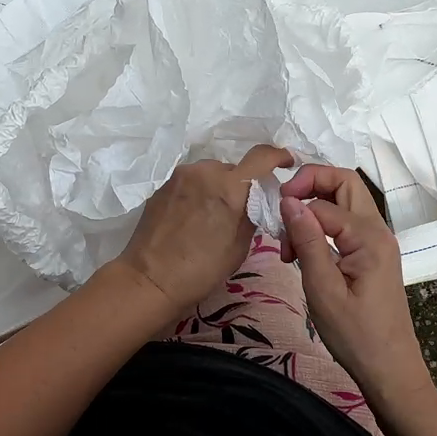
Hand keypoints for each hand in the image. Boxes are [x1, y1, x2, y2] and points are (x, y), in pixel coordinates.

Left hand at [112, 144, 293, 322]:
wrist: (150, 279)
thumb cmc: (201, 270)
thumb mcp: (239, 247)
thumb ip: (251, 214)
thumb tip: (255, 199)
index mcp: (229, 187)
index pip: (261, 157)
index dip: (278, 156)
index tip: (287, 162)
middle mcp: (205, 172)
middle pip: (232, 169)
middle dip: (240, 185)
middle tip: (239, 212)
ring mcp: (180, 176)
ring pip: (209, 174)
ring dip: (216, 188)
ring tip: (212, 218)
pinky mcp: (163, 185)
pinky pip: (190, 183)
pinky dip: (197, 194)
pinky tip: (191, 219)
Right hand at [279, 164, 429, 401]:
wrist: (391, 372)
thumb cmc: (355, 336)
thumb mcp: (323, 290)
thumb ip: (307, 241)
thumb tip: (288, 200)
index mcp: (368, 237)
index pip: (323, 203)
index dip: (295, 209)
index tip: (275, 235)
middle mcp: (378, 230)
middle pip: (344, 181)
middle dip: (310, 182)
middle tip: (284, 205)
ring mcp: (378, 240)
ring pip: (345, 198)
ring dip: (315, 202)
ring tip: (292, 237)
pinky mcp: (373, 252)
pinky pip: (346, 220)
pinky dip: (323, 221)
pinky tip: (306, 249)